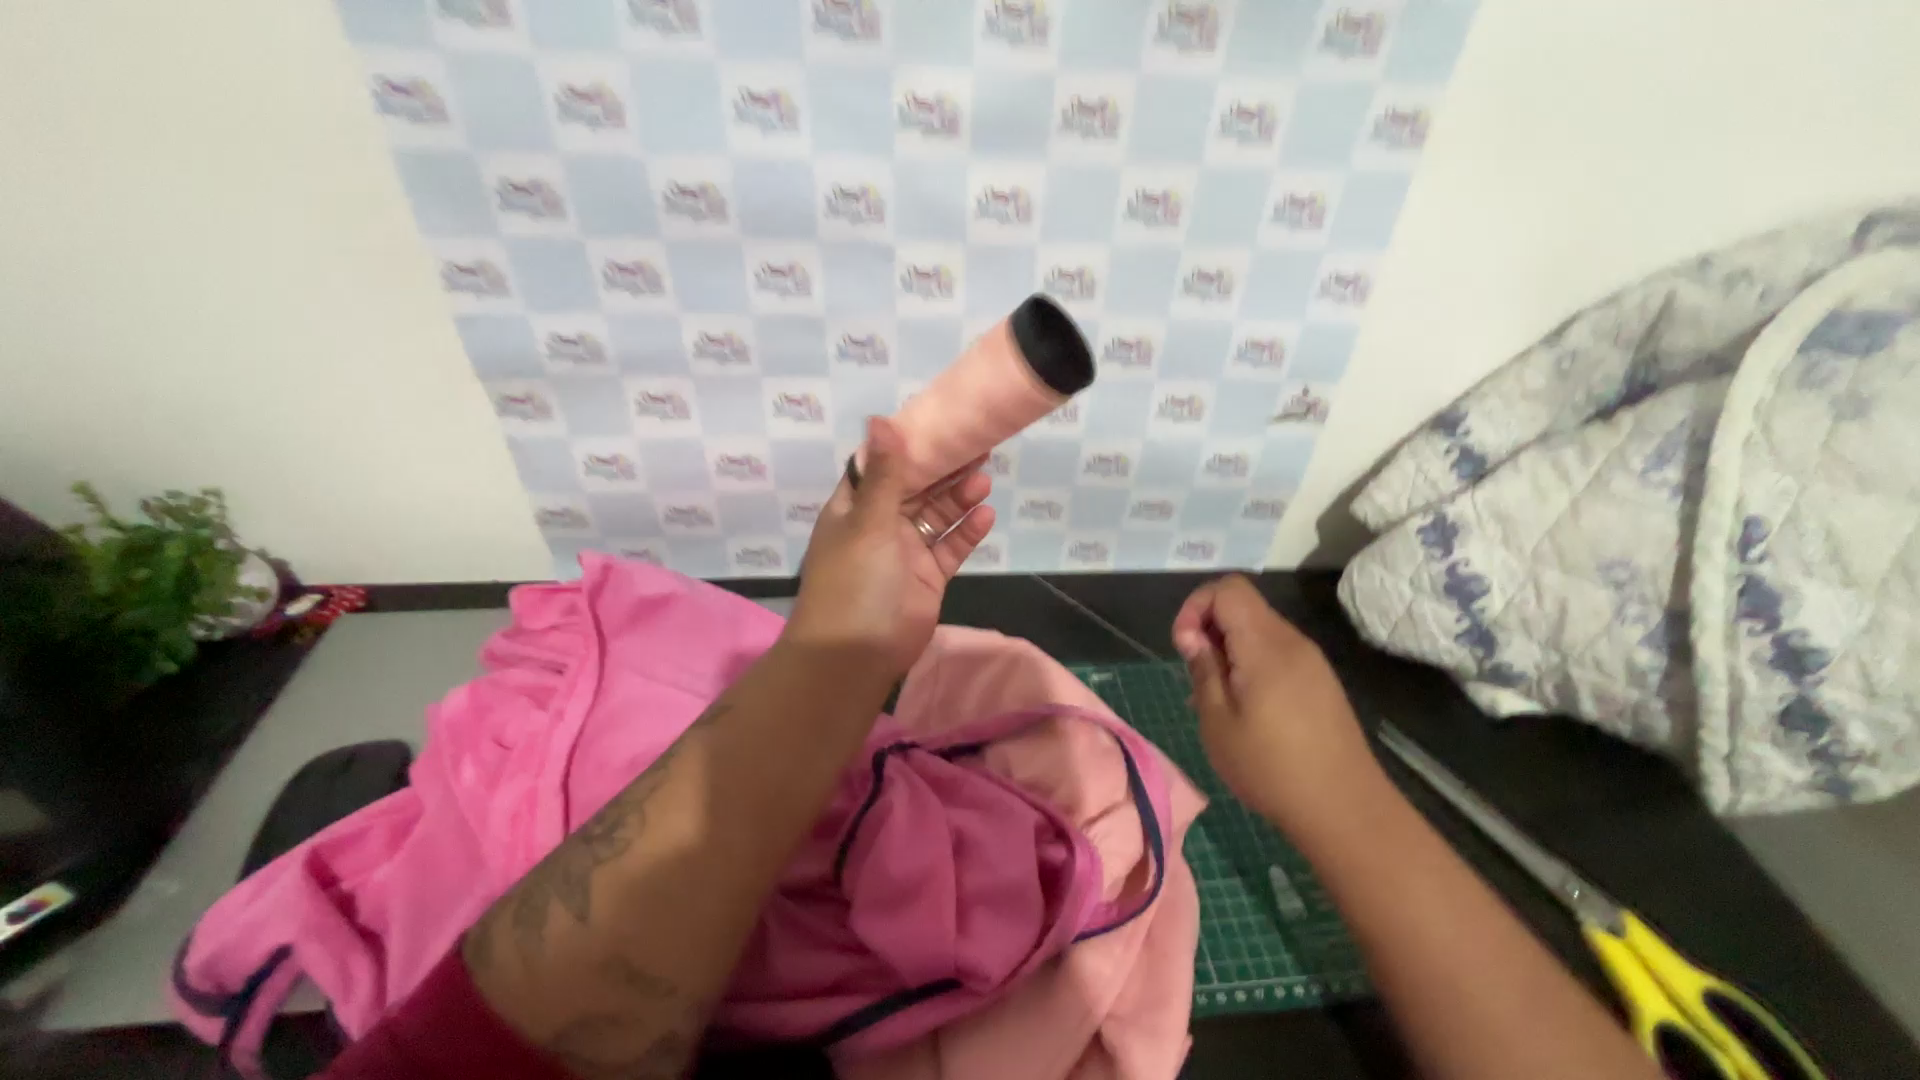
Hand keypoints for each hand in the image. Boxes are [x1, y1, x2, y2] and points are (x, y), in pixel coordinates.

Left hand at [786, 416, 995, 678]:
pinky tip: (986, 514)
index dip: (909, 444)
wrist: (856, 655)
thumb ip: (884, 473)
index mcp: (855, 507)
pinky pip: (950, 547)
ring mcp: (905, 551)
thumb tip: (880, 417)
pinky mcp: (927, 576)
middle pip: (916, 487)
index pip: (882, 464)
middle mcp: (879, 524)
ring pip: (937, 515)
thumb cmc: (855, 581)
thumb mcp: (868, 522)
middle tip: (979, 444)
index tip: (939, 421)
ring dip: (959, 497)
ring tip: (985, 478)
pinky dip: (967, 531)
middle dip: (945, 468)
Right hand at [1172, 575, 1385, 836]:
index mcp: (1266, 645)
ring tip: (1216, 703)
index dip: (1196, 607)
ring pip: (1258, 633)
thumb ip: (1203, 669)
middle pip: (1243, 608)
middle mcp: (1292, 643)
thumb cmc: (1270, 768)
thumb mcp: (1218, 722)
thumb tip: (1194, 637)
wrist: (1345, 810)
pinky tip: (1245, 712)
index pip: (1228, 589)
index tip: (1184, 649)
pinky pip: (1276, 656)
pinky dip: (1251, 667)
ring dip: (1228, 653)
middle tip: (1196, 681)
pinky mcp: (1320, 683)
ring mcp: (1311, 663)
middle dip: (1210, 631)